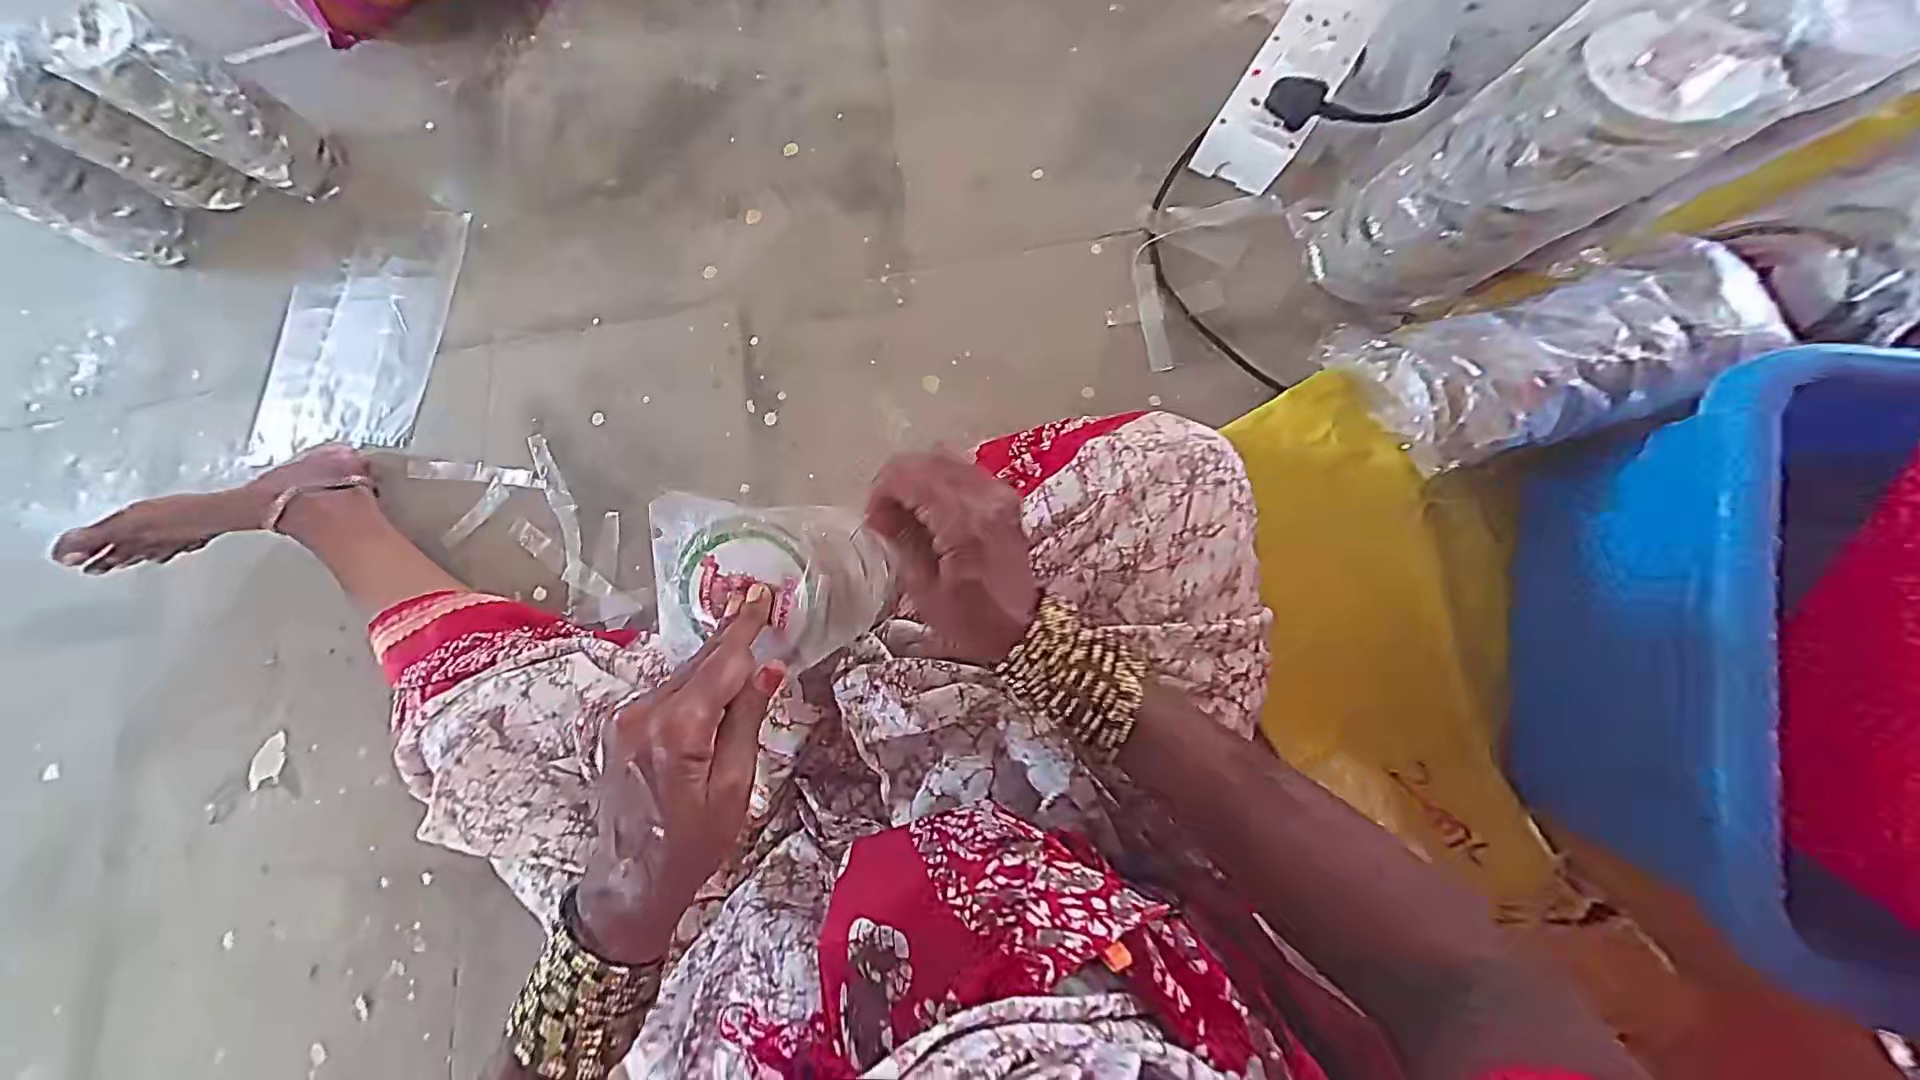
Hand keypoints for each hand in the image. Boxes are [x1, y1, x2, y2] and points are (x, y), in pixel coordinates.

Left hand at [576, 585, 785, 963]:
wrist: (629, 885)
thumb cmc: (693, 843)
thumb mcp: (734, 786)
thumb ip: (747, 720)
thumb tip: (768, 669)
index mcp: (677, 730)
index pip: (721, 664)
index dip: (745, 628)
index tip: (760, 595)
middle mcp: (643, 714)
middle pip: (699, 662)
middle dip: (731, 633)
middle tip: (755, 599)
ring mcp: (624, 719)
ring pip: (683, 674)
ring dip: (715, 657)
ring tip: (743, 634)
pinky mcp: (618, 727)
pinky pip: (666, 691)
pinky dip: (694, 680)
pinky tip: (714, 676)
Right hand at [865, 450, 1037, 663]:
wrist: (1025, 628)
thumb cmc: (974, 620)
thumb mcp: (925, 590)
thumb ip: (902, 542)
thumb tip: (885, 518)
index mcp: (964, 518)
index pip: (907, 475)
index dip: (881, 493)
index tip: (875, 521)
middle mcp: (986, 495)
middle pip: (926, 460)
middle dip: (897, 484)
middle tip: (886, 518)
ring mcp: (1000, 493)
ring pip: (945, 460)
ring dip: (918, 481)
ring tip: (907, 515)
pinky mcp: (1005, 498)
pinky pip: (963, 472)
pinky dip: (940, 483)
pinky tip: (931, 512)